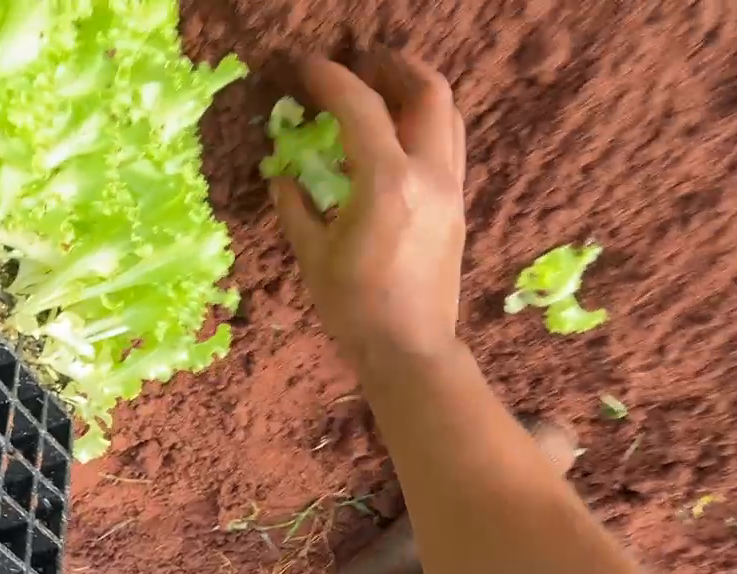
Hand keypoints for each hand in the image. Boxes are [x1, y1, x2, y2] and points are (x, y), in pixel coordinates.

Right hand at [271, 52, 466, 376]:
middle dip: (391, 67)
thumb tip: (280, 178)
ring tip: (384, 89)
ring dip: (415, 89)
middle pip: (426, 91)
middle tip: (358, 63)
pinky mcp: (456, 206)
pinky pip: (448, 144)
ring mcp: (450, 188)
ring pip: (447, 113)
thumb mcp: (313, 259)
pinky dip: (425, 123)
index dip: (330, 80)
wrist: (409, 348)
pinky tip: (399, 136)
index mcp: (386, 183)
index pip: (360, 109)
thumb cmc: (353, 309)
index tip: (304, 67)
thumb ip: (296, 210)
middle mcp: (428, 174)